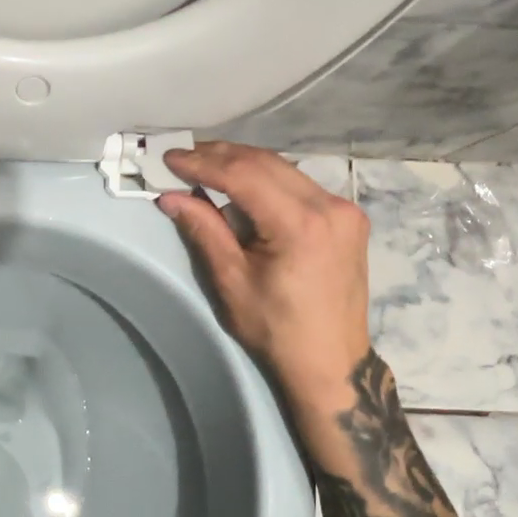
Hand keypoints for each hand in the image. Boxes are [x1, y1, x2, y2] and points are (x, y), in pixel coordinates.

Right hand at [156, 142, 371, 411]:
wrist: (331, 361)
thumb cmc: (276, 329)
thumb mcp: (232, 281)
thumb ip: (204, 231)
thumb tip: (170, 197)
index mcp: (301, 225)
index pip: (245, 175)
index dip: (203, 163)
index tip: (170, 158)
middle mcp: (330, 207)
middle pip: (266, 163)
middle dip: (221, 156)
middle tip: (181, 156)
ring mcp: (344, 210)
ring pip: (284, 170)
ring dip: (243, 165)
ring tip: (204, 166)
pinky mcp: (347, 218)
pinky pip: (300, 185)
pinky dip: (266, 180)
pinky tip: (241, 187)